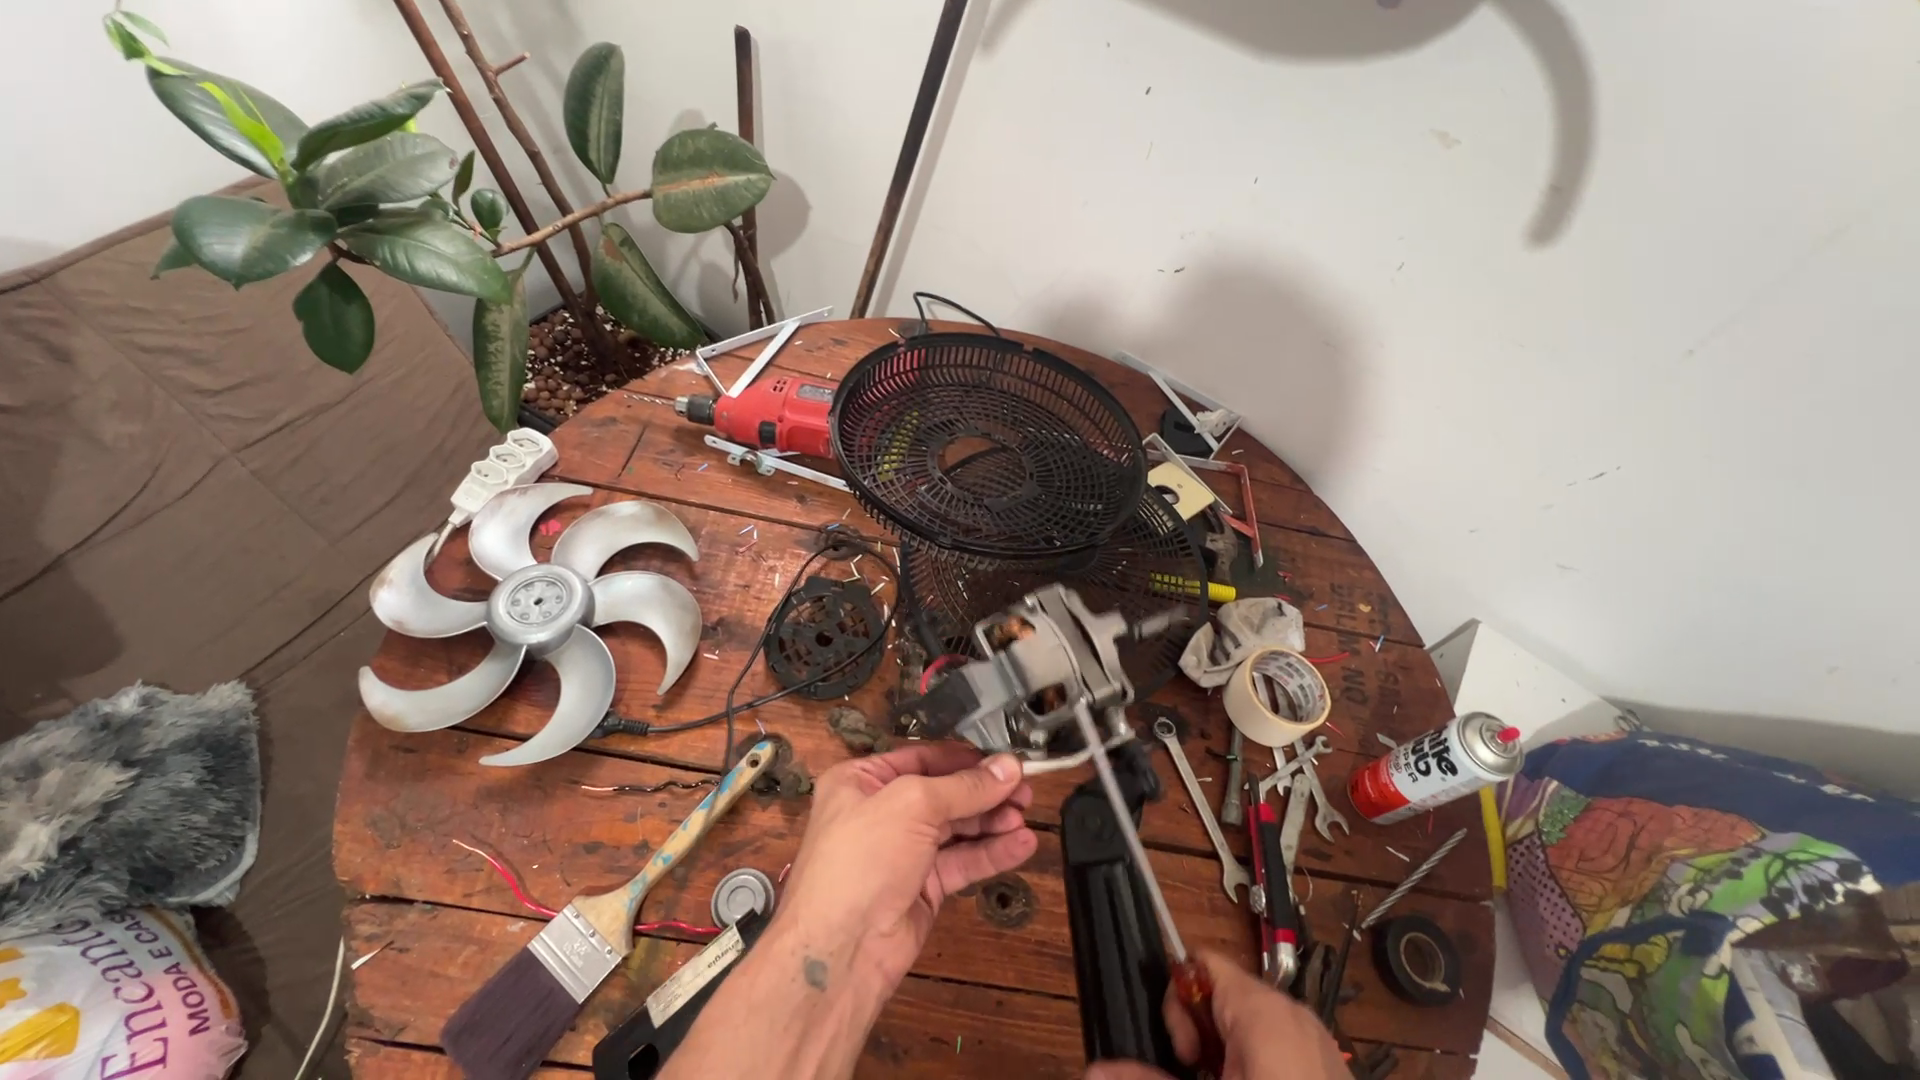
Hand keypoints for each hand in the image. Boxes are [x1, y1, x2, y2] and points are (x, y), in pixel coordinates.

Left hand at [776, 742, 1037, 995]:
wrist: (841, 949)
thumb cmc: (861, 859)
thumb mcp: (912, 805)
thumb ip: (965, 787)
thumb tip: (1009, 766)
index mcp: (863, 780)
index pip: (923, 758)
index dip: (965, 759)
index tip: (1005, 761)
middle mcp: (881, 812)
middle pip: (944, 793)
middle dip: (985, 793)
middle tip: (1025, 791)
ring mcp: (903, 852)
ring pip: (957, 829)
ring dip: (992, 822)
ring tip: (1025, 817)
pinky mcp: (922, 887)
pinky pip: (962, 862)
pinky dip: (991, 853)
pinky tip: (1020, 845)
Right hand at [1084, 951, 1346, 1079]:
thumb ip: (1148, 1078)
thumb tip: (1094, 1070)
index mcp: (1262, 1008)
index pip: (1198, 963)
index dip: (1177, 1002)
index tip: (1183, 1054)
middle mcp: (1291, 1012)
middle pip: (1221, 996)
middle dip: (1199, 1038)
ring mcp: (1316, 1041)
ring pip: (1249, 1027)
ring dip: (1225, 1058)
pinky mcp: (1330, 1068)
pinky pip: (1279, 1049)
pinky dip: (1257, 1068)